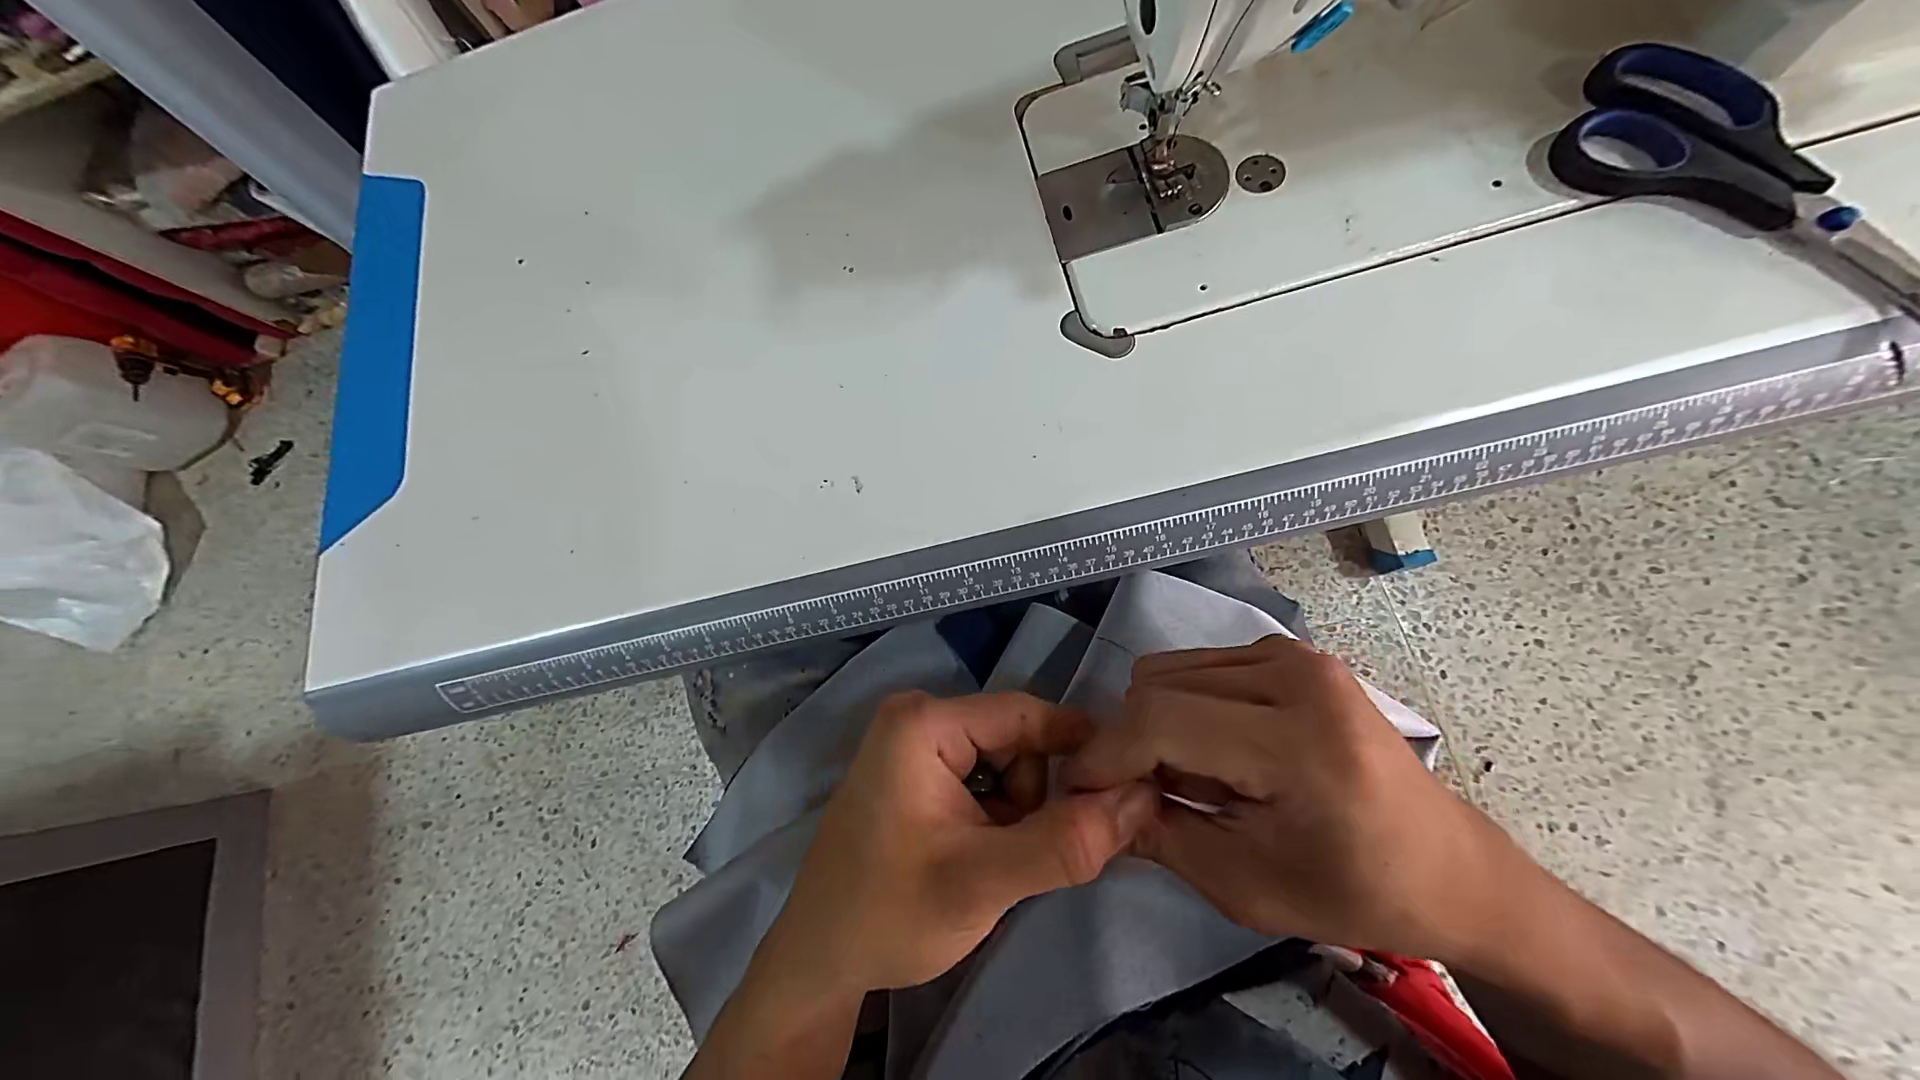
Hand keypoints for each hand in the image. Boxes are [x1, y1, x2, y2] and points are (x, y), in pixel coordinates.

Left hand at [768, 691, 1157, 994]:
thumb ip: (1066, 842)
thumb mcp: (984, 882)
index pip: (1026, 713)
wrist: (821, 961)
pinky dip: (1001, 814)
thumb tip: (1141, 799)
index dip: (1079, 747)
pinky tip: (985, 853)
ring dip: (1021, 809)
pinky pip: (984, 777)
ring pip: (1006, 760)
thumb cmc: (890, 914)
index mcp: (924, 721)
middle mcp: (918, 717)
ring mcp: (915, 744)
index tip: (1124, 789)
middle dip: (1041, 792)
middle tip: (1039, 850)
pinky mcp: (918, 772)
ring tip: (1000, 860)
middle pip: (1017, 737)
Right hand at [1065, 635, 1530, 960]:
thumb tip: (1094, 801)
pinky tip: (1211, 749)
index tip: (1081, 792)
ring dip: (1153, 722)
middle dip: (1128, 741)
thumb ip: (1157, 836)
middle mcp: (1299, 676)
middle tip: (1137, 794)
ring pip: (1168, 669)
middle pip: (1156, 686)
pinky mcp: (1292, 652)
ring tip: (1181, 775)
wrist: (1448, 866)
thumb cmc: (1355, 891)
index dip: (1107, 755)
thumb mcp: (1245, 887)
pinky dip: (1182, 705)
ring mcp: (1297, 655)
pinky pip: (1197, 665)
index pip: (1162, 721)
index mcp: (1300, 743)